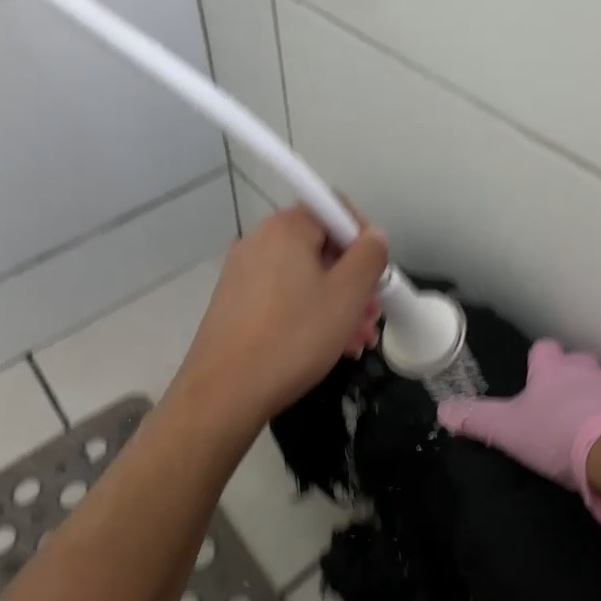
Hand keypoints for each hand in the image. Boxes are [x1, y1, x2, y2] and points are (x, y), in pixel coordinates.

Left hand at [171, 206, 388, 430]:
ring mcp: (241, 273)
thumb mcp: (347, 295)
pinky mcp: (232, 303)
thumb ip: (369, 257)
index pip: (333, 209)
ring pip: (302, 277)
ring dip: (334, 303)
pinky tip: (323, 347)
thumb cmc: (294, 337)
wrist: (224, 391)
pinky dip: (305, 313)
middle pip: (319, 247)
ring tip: (354, 342)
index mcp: (285, 228)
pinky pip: (281, 296)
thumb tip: (373, 236)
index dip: (362, 237)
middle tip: (371, 317)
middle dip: (351, 280)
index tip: (376, 274)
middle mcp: (258, 241)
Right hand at [437, 340, 600, 527]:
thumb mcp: (507, 430)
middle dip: (571, 378)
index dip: (539, 362)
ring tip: (588, 426)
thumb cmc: (556, 434)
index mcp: (552, 370)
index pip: (543, 350)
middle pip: (578, 363)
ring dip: (598, 399)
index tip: (534, 379)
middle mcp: (586, 370)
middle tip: (560, 404)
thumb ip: (475, 419)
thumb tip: (442, 410)